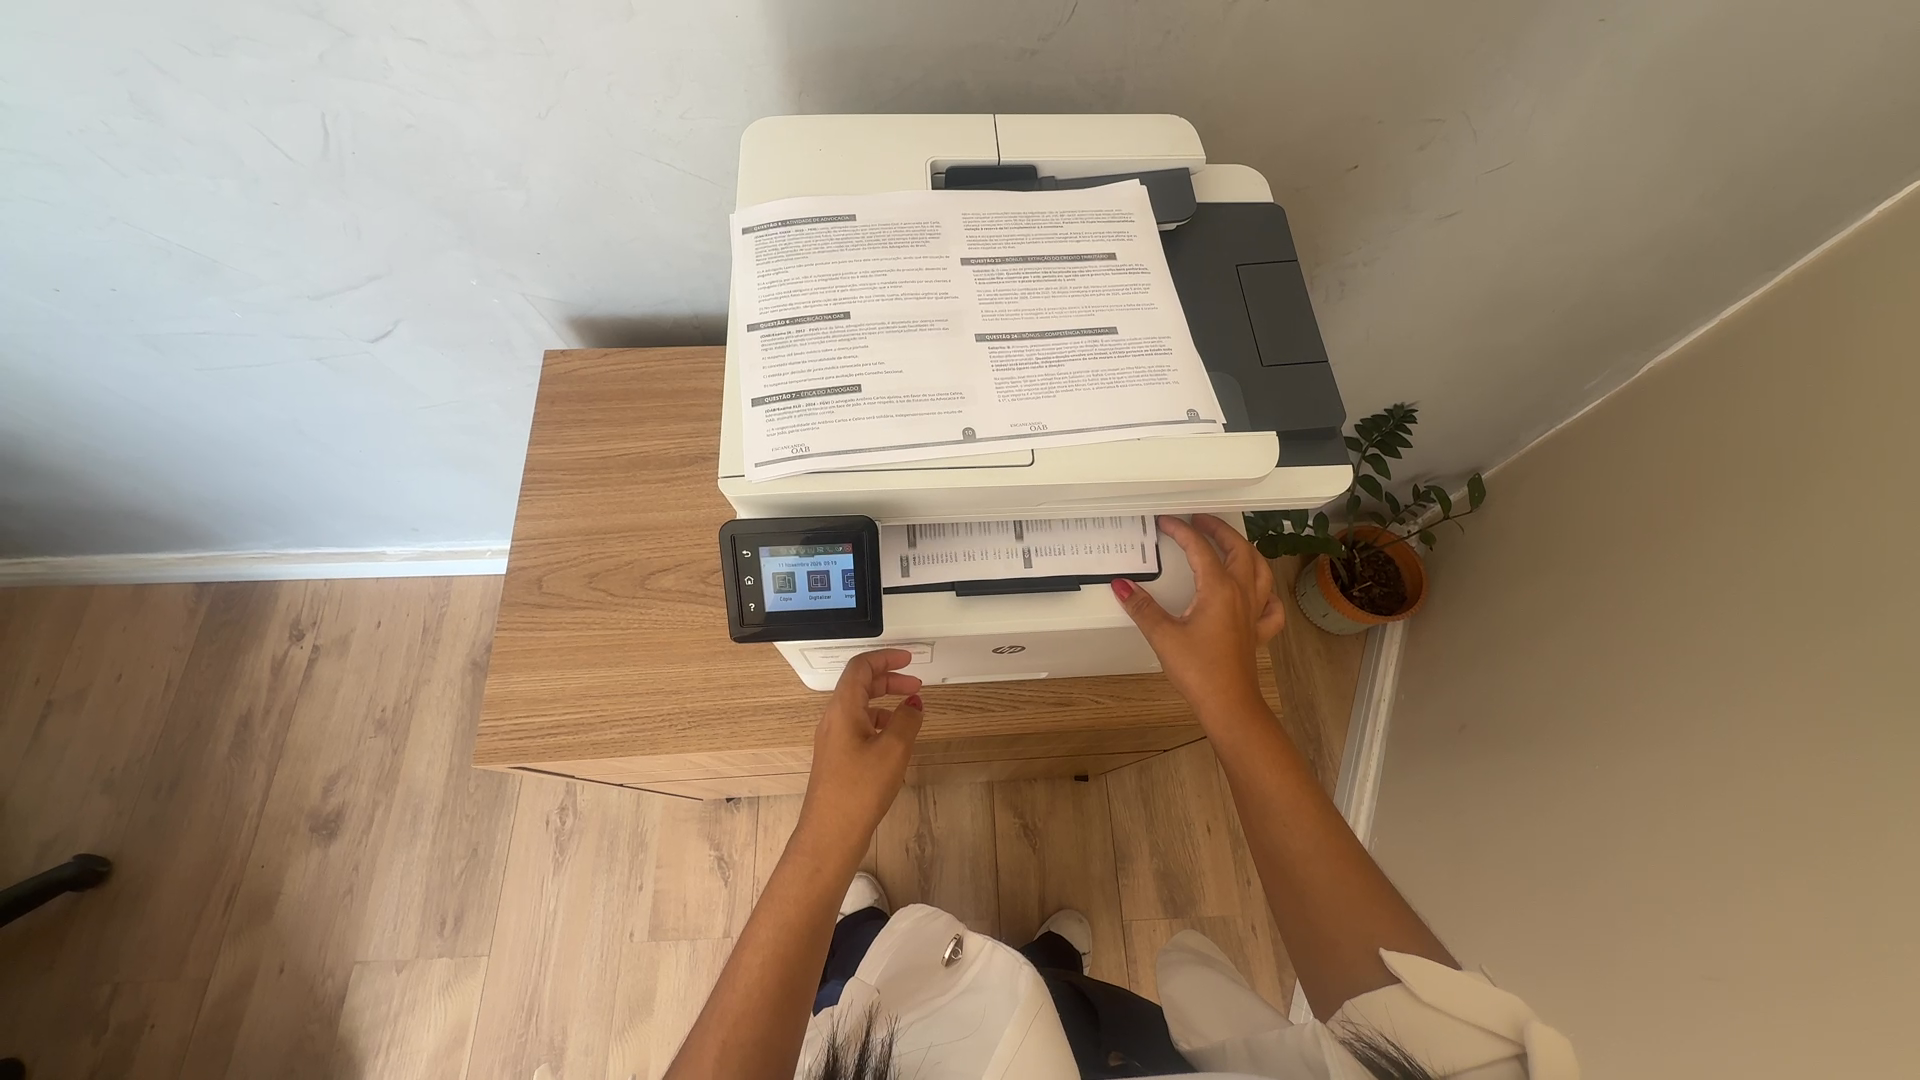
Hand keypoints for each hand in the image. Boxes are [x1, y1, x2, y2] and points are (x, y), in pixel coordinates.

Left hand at [797, 649, 924, 848]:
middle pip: (860, 684)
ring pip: (859, 706)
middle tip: (916, 685)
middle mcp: (833, 719)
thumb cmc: (860, 788)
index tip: (910, 659)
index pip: (861, 667)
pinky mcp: (836, 758)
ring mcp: (833, 740)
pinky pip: (858, 726)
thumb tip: (914, 703)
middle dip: (889, 679)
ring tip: (910, 712)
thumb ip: (907, 720)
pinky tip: (895, 738)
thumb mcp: (893, 750)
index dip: (886, 658)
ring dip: (885, 701)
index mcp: (843, 708)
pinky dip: (879, 722)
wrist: (830, 834)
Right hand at [1111, 514, 1285, 720]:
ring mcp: (1254, 613)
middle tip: (1200, 520)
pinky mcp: (1257, 632)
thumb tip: (1121, 585)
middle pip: (1238, 550)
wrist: (1229, 704)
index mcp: (1219, 589)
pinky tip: (1260, 592)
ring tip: (1230, 544)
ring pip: (1259, 570)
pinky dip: (1268, 592)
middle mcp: (1242, 594)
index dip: (1182, 531)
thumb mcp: (1162, 635)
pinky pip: (1272, 605)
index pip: (1200, 548)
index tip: (1165, 522)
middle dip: (1220, 530)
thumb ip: (1141, 606)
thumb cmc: (1198, 670)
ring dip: (1245, 551)